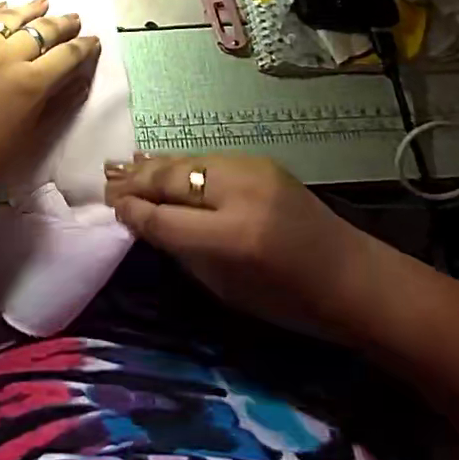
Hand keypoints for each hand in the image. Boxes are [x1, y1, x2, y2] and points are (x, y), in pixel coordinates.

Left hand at [0, 0, 101, 197]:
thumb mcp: (29, 136)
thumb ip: (56, 104)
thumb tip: (80, 81)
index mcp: (32, 82)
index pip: (67, 55)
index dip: (84, 47)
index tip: (93, 42)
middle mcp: (9, 56)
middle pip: (44, 31)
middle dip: (63, 24)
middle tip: (75, 19)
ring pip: (13, 18)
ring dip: (33, 9)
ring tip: (45, 3)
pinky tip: (7, 6)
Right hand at [104, 153, 389, 341]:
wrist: (353, 277)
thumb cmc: (289, 299)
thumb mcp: (226, 288)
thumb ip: (181, 250)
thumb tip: (142, 221)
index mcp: (233, 237)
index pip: (164, 218)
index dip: (133, 212)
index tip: (110, 208)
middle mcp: (239, 193)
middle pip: (172, 180)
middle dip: (135, 182)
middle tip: (105, 182)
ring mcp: (252, 170)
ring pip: (187, 162)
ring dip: (152, 166)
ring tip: (119, 165)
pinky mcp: (260, 162)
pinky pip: (206, 160)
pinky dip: (179, 163)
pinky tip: (157, 161)